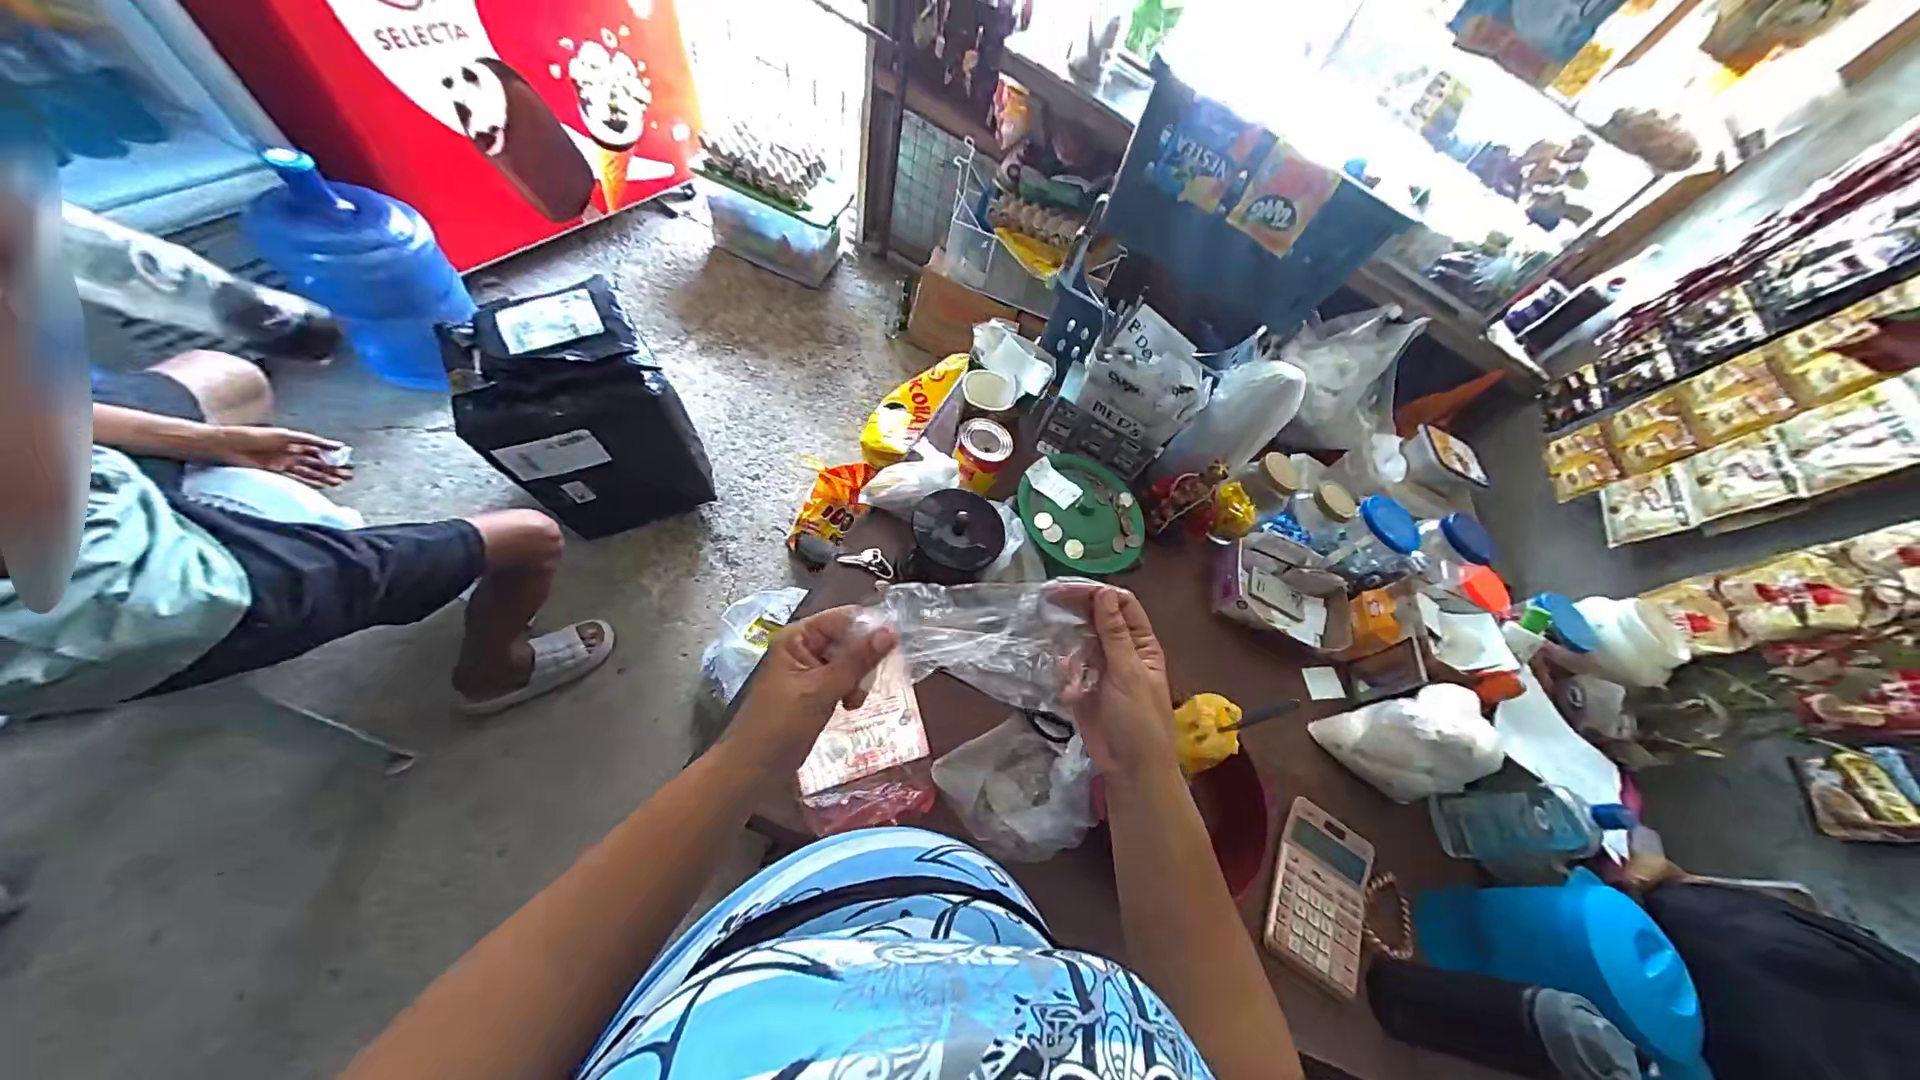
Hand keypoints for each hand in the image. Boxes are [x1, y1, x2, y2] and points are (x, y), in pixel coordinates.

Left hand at [208, 425, 350, 487]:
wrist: (222, 446)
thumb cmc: (251, 436)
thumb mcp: (285, 435)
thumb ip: (312, 440)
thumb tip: (338, 445)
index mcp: (293, 443)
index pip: (319, 450)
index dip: (333, 455)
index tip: (347, 460)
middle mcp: (290, 454)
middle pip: (317, 462)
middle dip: (334, 468)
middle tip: (350, 475)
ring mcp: (283, 464)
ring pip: (310, 471)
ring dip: (325, 477)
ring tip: (340, 482)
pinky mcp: (274, 473)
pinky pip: (297, 479)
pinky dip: (311, 482)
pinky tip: (323, 485)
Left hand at [729, 605, 896, 773]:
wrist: (751, 771)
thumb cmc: (779, 726)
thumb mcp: (822, 689)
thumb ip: (857, 660)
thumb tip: (890, 632)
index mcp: (798, 636)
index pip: (843, 618)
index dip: (869, 628)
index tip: (894, 645)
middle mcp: (804, 647)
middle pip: (849, 638)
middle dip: (863, 659)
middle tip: (866, 682)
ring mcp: (810, 670)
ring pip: (850, 661)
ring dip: (858, 679)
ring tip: (852, 701)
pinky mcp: (816, 691)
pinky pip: (844, 680)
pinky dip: (851, 691)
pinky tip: (848, 707)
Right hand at [1059, 585, 1179, 786]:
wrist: (1130, 769)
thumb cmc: (1139, 720)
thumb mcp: (1128, 672)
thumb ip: (1114, 632)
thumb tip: (1104, 593)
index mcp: (1141, 644)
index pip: (1121, 605)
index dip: (1098, 593)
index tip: (1070, 588)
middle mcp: (1121, 651)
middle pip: (1098, 618)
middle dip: (1077, 608)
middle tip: (1049, 598)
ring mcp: (1101, 668)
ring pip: (1081, 640)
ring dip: (1068, 637)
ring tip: (1051, 630)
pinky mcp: (1084, 686)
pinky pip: (1070, 666)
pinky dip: (1064, 666)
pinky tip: (1065, 676)